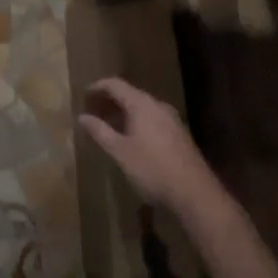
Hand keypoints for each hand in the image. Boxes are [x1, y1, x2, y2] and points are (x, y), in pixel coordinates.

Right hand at [78, 77, 220, 211]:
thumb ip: (100, 131)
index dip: (98, 87)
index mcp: (142, 104)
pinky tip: (133, 140)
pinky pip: (153, 119)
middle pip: (130, 94)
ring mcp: (172, 120)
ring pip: (143, 108)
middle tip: (93, 111)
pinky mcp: (180, 135)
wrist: (195, 193)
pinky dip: (138, 123)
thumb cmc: (152, 168)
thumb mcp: (120, 151)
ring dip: (124, 113)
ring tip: (110, 126)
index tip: (84, 95)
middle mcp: (158, 105)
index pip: (115, 84)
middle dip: (110, 101)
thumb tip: (81, 116)